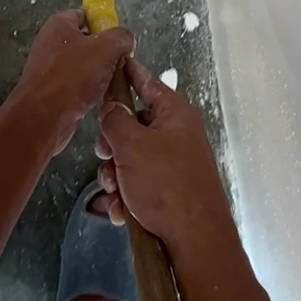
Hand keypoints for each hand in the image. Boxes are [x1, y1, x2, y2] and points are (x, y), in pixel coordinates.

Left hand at [2, 10, 135, 157]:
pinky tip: (101, 97)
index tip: (119, 39)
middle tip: (120, 62)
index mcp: (59, 25)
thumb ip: (121, 37)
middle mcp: (51, 43)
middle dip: (106, 51)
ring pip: (84, 65)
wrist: (43, 117)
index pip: (85, 15)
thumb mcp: (106, 48)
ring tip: (113, 82)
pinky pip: (77, 85)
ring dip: (101, 73)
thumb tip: (126, 41)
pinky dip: (90, 90)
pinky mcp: (52, 91)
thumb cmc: (72, 75)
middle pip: (87, 41)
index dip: (104, 24)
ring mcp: (49, 69)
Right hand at [95, 59, 228, 248]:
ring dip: (115, 176)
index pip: (146, 83)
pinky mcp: (170, 191)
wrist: (195, 239)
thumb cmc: (166, 183)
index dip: (128, 73)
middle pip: (133, 126)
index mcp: (175, 114)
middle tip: (105, 158)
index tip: (114, 61)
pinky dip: (127, 197)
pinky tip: (121, 213)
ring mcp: (175, 164)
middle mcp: (177, 134)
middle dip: (112, 146)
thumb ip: (115, 120)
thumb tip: (112, 108)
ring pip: (131, 159)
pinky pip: (139, 185)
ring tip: (115, 193)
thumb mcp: (132, 145)